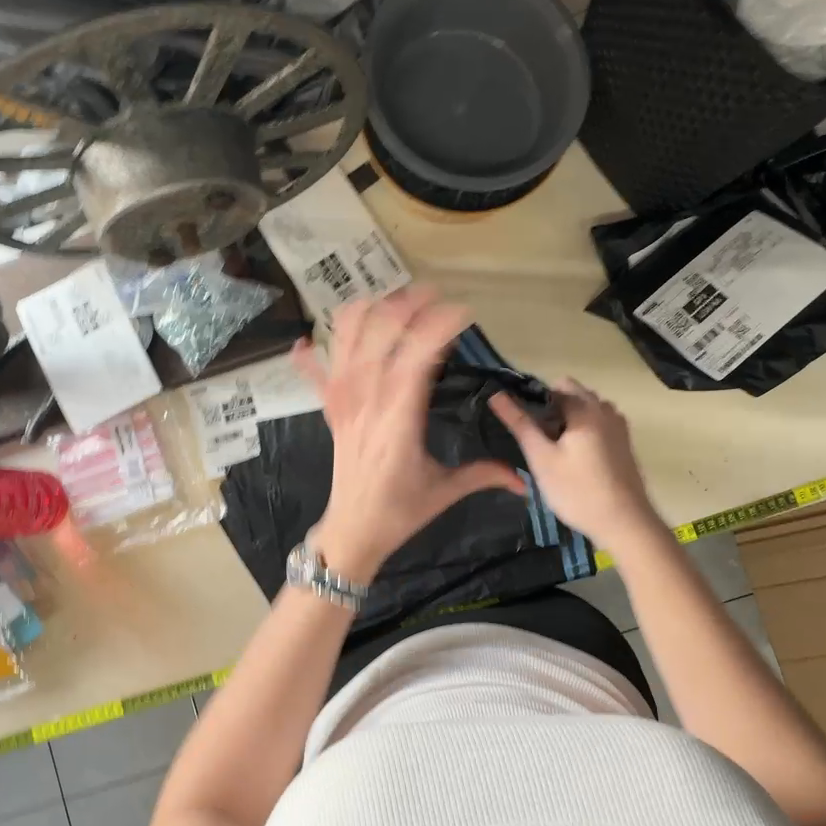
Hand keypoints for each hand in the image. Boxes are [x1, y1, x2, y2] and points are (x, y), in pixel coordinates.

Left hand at [294, 287, 526, 580]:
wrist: (353, 532)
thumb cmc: (400, 511)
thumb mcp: (444, 491)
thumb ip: (483, 475)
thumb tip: (523, 479)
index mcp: (400, 420)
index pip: (416, 360)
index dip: (436, 329)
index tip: (460, 311)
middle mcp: (368, 404)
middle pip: (377, 342)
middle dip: (401, 310)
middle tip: (428, 293)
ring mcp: (344, 406)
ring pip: (344, 349)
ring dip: (361, 318)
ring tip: (383, 299)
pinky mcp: (331, 414)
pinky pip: (315, 379)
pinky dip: (308, 359)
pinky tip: (303, 340)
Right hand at [490, 379, 659, 550]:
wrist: (624, 522)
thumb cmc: (577, 490)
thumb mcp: (541, 458)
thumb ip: (519, 424)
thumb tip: (496, 395)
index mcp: (586, 408)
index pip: (554, 387)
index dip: (535, 402)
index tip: (524, 427)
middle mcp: (606, 410)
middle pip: (573, 396)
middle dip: (553, 411)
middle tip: (539, 443)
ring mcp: (619, 427)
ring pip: (586, 411)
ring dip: (569, 422)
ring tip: (556, 452)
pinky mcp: (624, 444)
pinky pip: (598, 426)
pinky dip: (584, 434)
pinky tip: (576, 461)